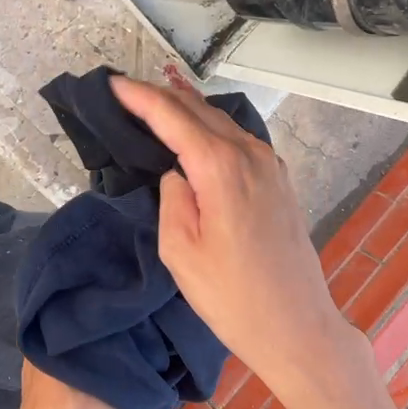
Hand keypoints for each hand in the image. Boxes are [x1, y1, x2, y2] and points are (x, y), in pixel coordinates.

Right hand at [111, 76, 367, 395]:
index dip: (139, 96)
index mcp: (220, 166)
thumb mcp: (181, 252)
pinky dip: (210, 127)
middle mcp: (249, 153)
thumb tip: (178, 173)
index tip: (110, 82)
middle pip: (197, 110)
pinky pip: (237, 138)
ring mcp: (269, 163)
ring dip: (186, 109)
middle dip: (160, 95)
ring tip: (153, 104)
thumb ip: (172, 198)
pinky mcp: (278, 178)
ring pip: (220, 121)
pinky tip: (195, 132)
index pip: (172, 116)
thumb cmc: (233, 297)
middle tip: (124, 91)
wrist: (297, 326)